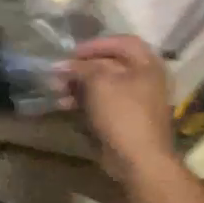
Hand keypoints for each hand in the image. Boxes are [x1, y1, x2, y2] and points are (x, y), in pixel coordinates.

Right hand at [60, 35, 174, 180]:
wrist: (139, 160)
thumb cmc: (122, 114)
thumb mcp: (99, 83)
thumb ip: (80, 68)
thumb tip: (61, 65)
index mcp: (147, 64)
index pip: (121, 42)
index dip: (95, 44)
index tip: (71, 53)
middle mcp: (145, 79)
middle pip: (110, 64)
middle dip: (81, 68)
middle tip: (58, 74)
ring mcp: (136, 101)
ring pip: (103, 86)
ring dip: (78, 86)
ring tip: (56, 91)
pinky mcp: (125, 120)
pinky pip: (102, 104)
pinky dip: (84, 102)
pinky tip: (65, 106)